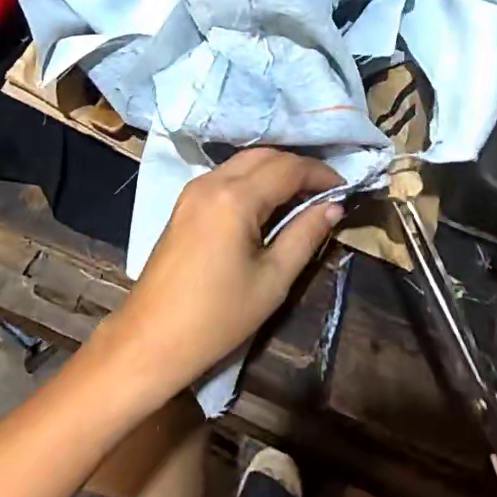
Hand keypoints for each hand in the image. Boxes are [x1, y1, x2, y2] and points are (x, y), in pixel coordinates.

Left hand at [98, 148, 342, 398]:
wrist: (150, 340)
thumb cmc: (217, 317)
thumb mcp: (272, 280)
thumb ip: (305, 235)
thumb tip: (333, 206)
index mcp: (235, 198)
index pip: (288, 168)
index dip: (321, 174)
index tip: (346, 189)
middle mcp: (211, 182)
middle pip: (265, 155)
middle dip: (299, 167)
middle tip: (326, 192)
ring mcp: (192, 190)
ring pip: (244, 162)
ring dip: (275, 171)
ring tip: (303, 197)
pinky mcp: (184, 204)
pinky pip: (226, 176)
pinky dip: (253, 180)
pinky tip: (269, 204)